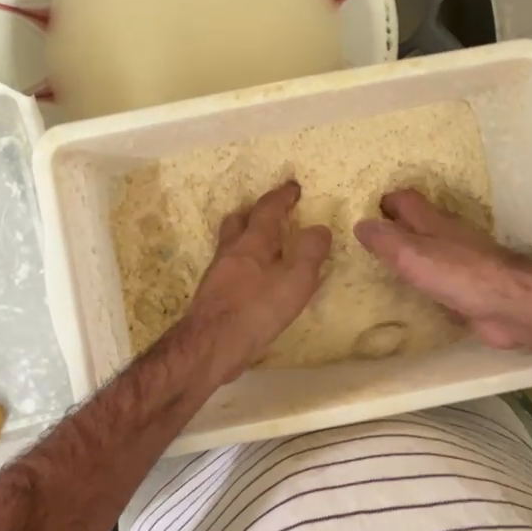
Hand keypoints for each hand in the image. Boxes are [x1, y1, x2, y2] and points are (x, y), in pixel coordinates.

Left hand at [174, 181, 330, 387]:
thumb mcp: (295, 280)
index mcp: (253, 242)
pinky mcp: (212, 296)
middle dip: (254, 213)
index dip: (281, 196)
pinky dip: (242, 266)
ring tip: (263, 249)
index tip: (293, 187)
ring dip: (245, 240)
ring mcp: (217, 274)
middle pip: (238, 222)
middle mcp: (231, 252)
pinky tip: (251, 282)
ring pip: (230, 245)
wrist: (212, 344)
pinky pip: (229, 270)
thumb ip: (310, 252)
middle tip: (270, 214)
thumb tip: (319, 228)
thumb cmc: (257, 308)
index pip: (267, 209)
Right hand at [354, 189, 531, 351]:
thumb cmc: (456, 273)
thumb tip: (360, 223)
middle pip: (418, 223)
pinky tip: (415, 295)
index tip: (363, 214)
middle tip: (370, 243)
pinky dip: (427, 282)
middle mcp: (448, 235)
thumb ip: (384, 239)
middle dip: (396, 228)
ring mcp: (462, 261)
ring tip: (386, 268)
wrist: (507, 304)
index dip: (384, 203)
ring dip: (413, 255)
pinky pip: (441, 279)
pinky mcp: (469, 287)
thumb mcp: (410, 253)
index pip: (405, 199)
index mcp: (432, 220)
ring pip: (431, 251)